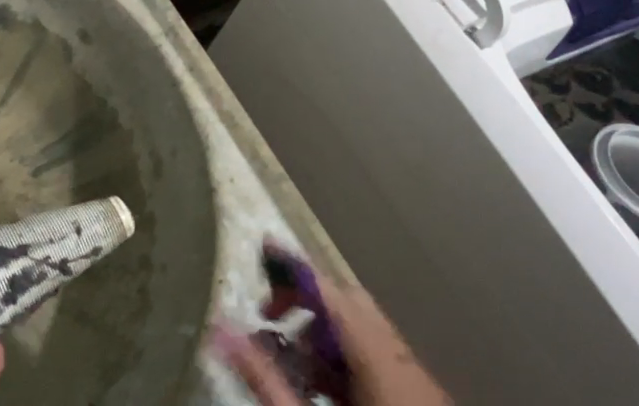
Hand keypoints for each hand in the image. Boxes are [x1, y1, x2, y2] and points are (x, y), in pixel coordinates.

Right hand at [215, 249, 450, 405]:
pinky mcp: (420, 401)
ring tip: (292, 362)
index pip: (332, 292)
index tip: (262, 248)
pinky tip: (323, 391)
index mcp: (379, 363)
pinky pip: (380, 360)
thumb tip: (218, 330)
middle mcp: (404, 364)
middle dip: (307, 303)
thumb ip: (264, 378)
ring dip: (325, 335)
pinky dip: (345, 360)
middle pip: (353, 306)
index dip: (296, 268)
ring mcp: (419, 386)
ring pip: (368, 334)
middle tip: (269, 320)